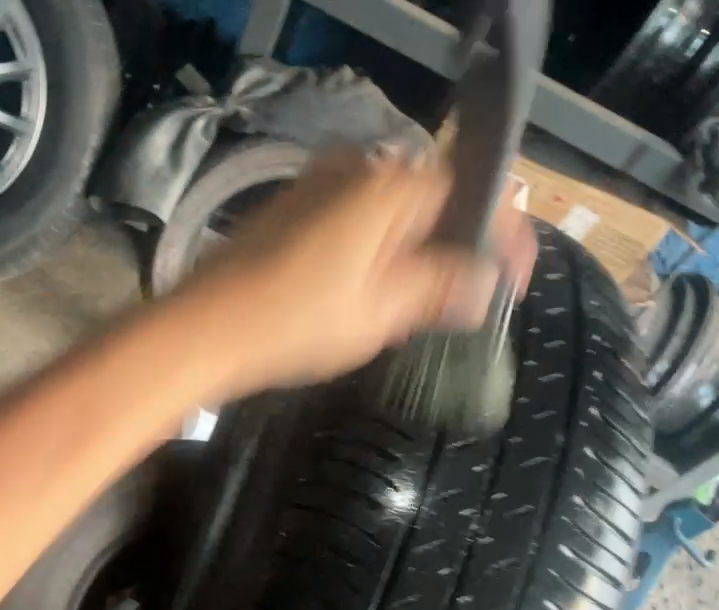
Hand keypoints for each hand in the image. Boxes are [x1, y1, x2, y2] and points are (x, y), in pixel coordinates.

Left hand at [167, 149, 536, 399]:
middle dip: (452, 252)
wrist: (203, 330)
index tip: (515, 283)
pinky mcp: (290, 213)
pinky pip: (352, 226)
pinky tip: (364, 298)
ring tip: (412, 311)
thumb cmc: (295, 321)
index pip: (472, 196)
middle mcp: (356, 170)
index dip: (503, 240)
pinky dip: (372, 256)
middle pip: (430, 204)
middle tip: (460, 305)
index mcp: (390, 185)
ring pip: (389, 217)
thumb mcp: (382, 311)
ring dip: (411, 257)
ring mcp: (317, 188)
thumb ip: (441, 286)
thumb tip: (484, 280)